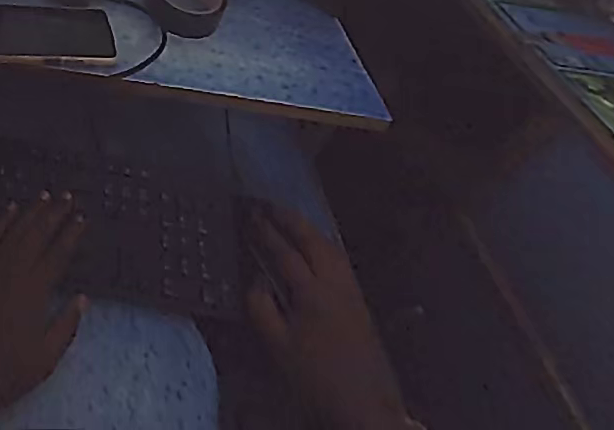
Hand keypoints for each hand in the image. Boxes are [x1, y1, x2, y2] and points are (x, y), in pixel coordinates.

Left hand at [0, 193, 87, 429]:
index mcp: (35, 290)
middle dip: (55, 213)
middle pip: (38, 234)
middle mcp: (14, 270)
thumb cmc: (5, 371)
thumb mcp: (45, 358)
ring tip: (45, 195)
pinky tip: (11, 208)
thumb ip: (66, 326)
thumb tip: (82, 298)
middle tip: (68, 196)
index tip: (83, 218)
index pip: (58, 254)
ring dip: (32, 211)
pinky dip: (2, 220)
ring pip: (16, 230)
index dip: (72, 234)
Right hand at [245, 205, 409, 429]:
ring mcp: (351, 292)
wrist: (367, 412)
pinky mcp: (360, 303)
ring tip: (286, 219)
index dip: (263, 229)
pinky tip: (312, 246)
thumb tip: (254, 277)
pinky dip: (321, 244)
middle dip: (288, 219)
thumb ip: (260, 306)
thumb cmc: (316, 379)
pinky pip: (338, 260)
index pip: (283, 250)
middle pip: (312, 240)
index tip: (246, 211)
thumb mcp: (277, 346)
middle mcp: (334, 284)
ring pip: (329, 248)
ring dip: (306, 229)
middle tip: (266, 204)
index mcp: (311, 292)